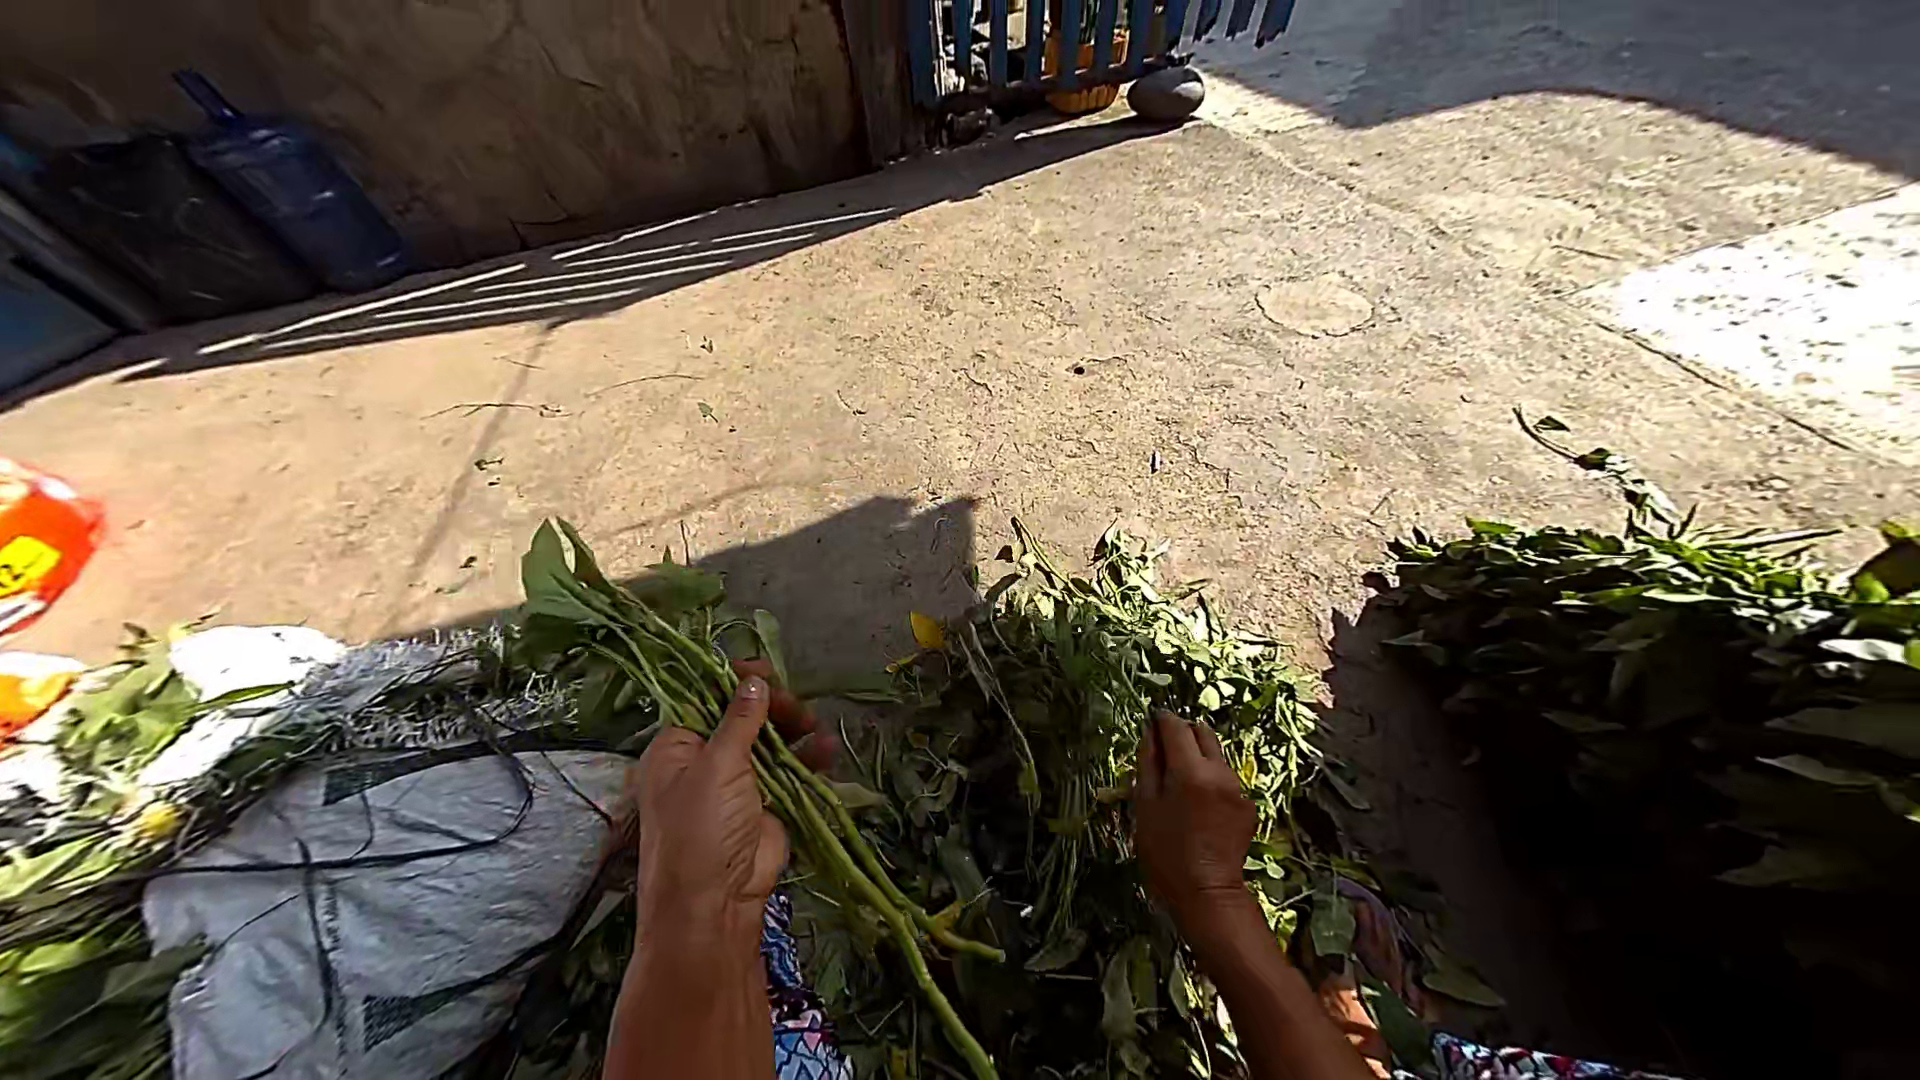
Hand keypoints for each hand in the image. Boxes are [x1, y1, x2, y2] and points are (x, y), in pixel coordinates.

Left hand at [611, 661, 827, 1079]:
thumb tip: (754, 680)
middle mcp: (705, 761)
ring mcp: (738, 782)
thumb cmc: (702, 827)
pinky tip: (828, 750)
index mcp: (678, 749)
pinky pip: (790, 770)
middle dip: (773, 708)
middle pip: (743, 718)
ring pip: (770, 742)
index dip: (735, 683)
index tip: (767, 671)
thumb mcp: (717, 765)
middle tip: (797, 708)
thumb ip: (739, 719)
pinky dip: (808, 759)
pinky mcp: (766, 802)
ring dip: (794, 731)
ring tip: (816, 726)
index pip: (706, 700)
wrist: (716, 903)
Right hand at [1133, 709, 1258, 929]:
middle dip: (1183, 733)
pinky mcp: (1248, 805)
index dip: (1161, 720)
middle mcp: (1220, 771)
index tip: (1150, 723)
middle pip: (1202, 732)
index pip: (1176, 726)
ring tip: (1179, 781)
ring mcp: (1238, 788)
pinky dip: (1210, 778)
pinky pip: (1225, 778)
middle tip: (1164, 751)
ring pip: (1216, 754)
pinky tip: (1198, 804)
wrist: (1206, 894)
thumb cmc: (1164, 850)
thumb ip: (1148, 761)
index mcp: (1191, 770)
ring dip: (1197, 755)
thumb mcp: (1144, 802)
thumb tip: (1150, 731)